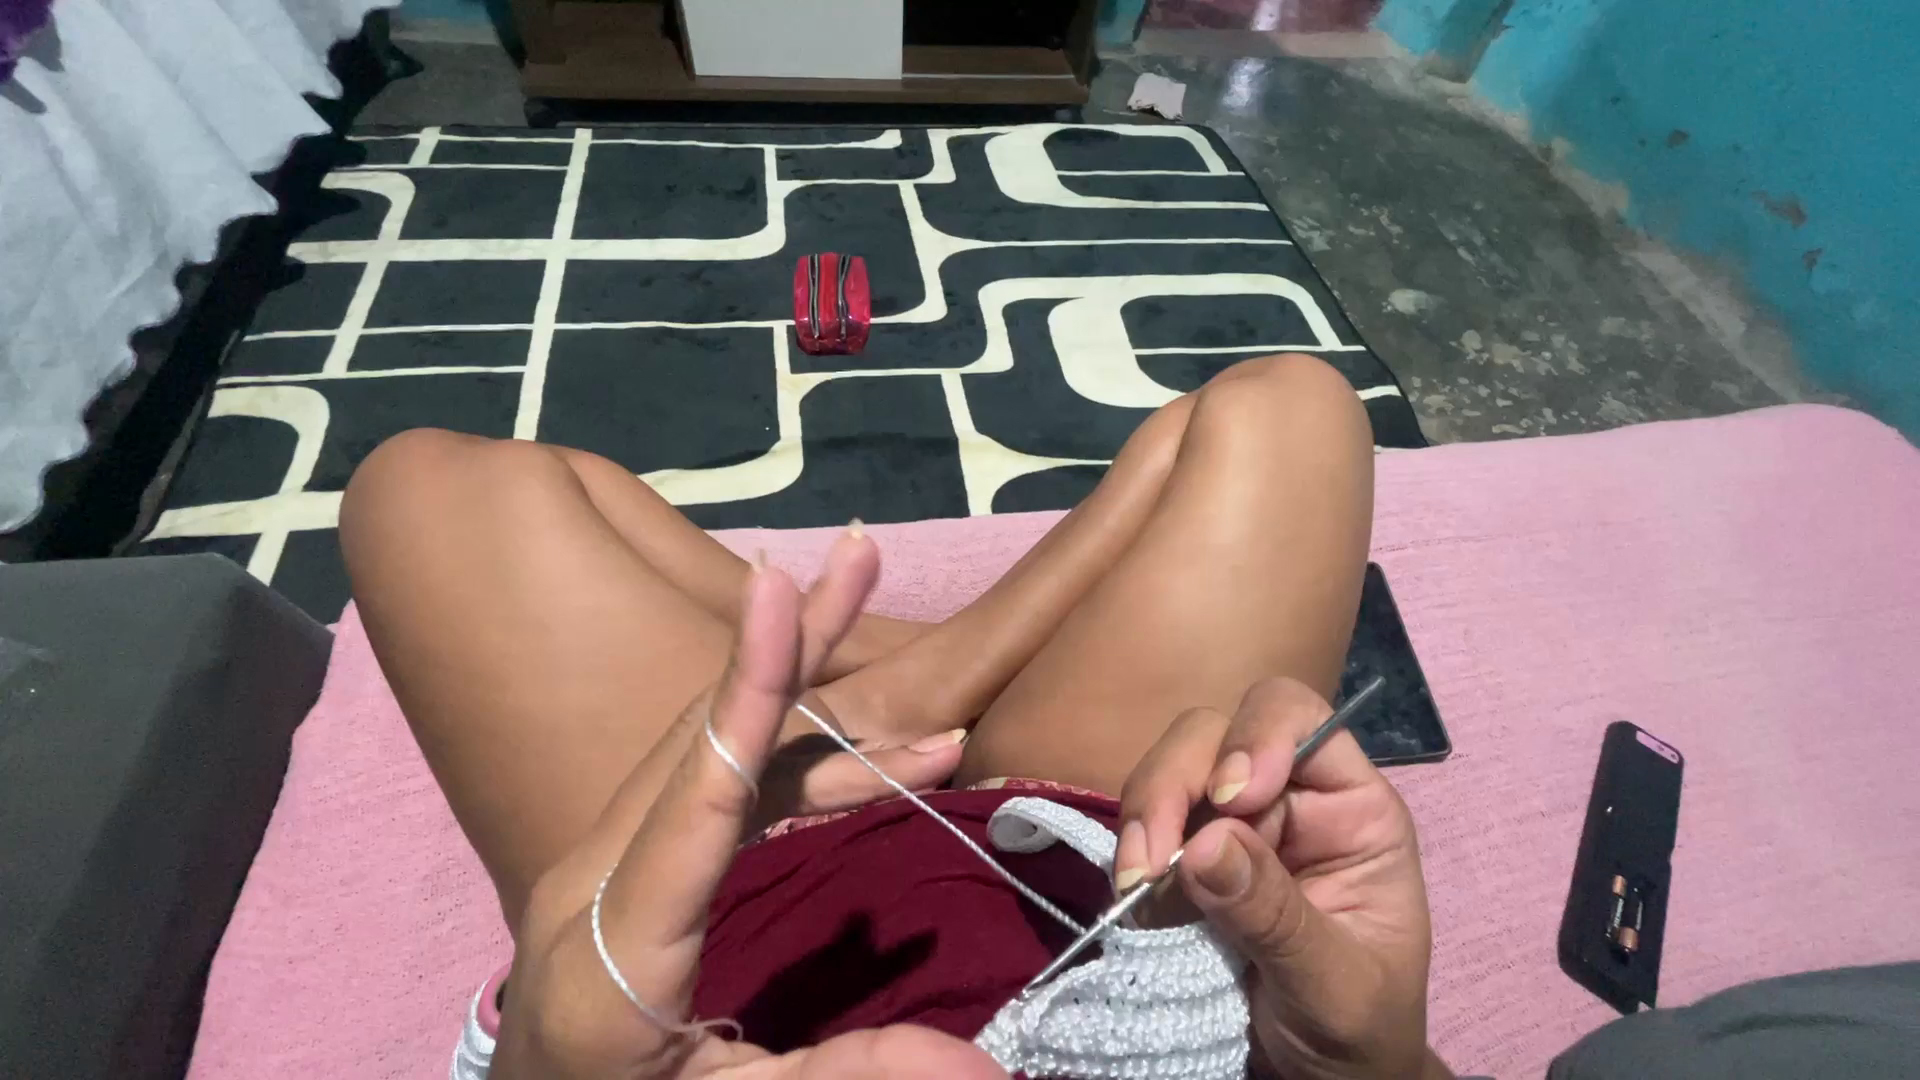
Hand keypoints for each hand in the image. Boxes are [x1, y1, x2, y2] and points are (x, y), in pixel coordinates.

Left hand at [492, 531, 1006, 1079]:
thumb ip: (855, 1079)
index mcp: (611, 949)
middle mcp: (600, 872)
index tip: (777, 584)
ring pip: (720, 741)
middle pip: (712, 725)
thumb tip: (996, 1074)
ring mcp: (613, 852)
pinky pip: (723, 778)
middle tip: (858, 554)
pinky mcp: (637, 850)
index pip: (699, 790)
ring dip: (814, 701)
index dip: (746, 681)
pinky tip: (865, 765)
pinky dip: (799, 759)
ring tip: (923, 715)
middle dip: (794, 638)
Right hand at [1114, 677, 1443, 1079]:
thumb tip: (1204, 845)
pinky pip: (1139, 819)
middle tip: (1157, 856)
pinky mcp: (1177, 848)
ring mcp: (1221, 819)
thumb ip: (1279, 918)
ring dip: (1143, 813)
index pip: (1298, 720)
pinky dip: (1128, 846)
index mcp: (1345, 805)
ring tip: (1138, 884)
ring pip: (1166, 768)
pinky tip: (1132, 892)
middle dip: (1178, 781)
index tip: (1232, 798)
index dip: (1259, 735)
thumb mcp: (1340, 988)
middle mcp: (1279, 794)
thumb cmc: (1359, 1031)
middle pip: (1212, 732)